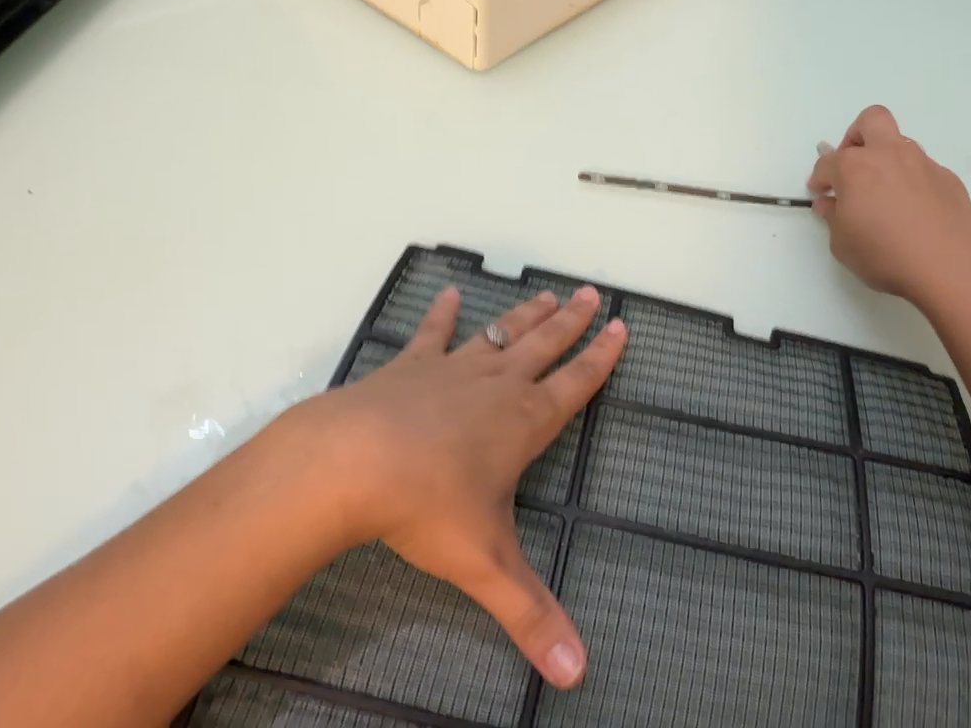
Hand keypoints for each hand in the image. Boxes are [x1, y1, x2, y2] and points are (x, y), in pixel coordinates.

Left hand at [290, 285, 624, 688]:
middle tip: (594, 294)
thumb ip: (531, 617)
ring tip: (548, 293)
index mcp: (523, 422)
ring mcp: (452, 371)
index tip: (622, 329)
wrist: (349, 464)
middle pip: (545, 346)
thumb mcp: (486, 566)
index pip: (576, 385)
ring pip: (500, 334)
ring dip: (526, 315)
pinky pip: (432, 334)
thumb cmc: (426, 508)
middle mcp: (496, 387)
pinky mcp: (408, 367)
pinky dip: (442, 314)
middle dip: (572, 323)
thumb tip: (578, 676)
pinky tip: (447, 293)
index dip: (601, 359)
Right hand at [807, 105, 970, 303]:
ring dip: (887, 159)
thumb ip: (832, 217)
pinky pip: (923, 170)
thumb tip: (830, 203)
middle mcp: (889, 155)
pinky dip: (912, 182)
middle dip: (855, 136)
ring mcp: (922, 163)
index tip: (820, 192)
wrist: (947, 266)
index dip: (820, 177)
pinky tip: (914, 210)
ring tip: (885, 194)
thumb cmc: (885, 254)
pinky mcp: (947, 178)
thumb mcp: (842, 244)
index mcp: (855, 167)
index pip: (828, 162)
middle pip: (871, 121)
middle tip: (853, 165)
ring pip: (900, 144)